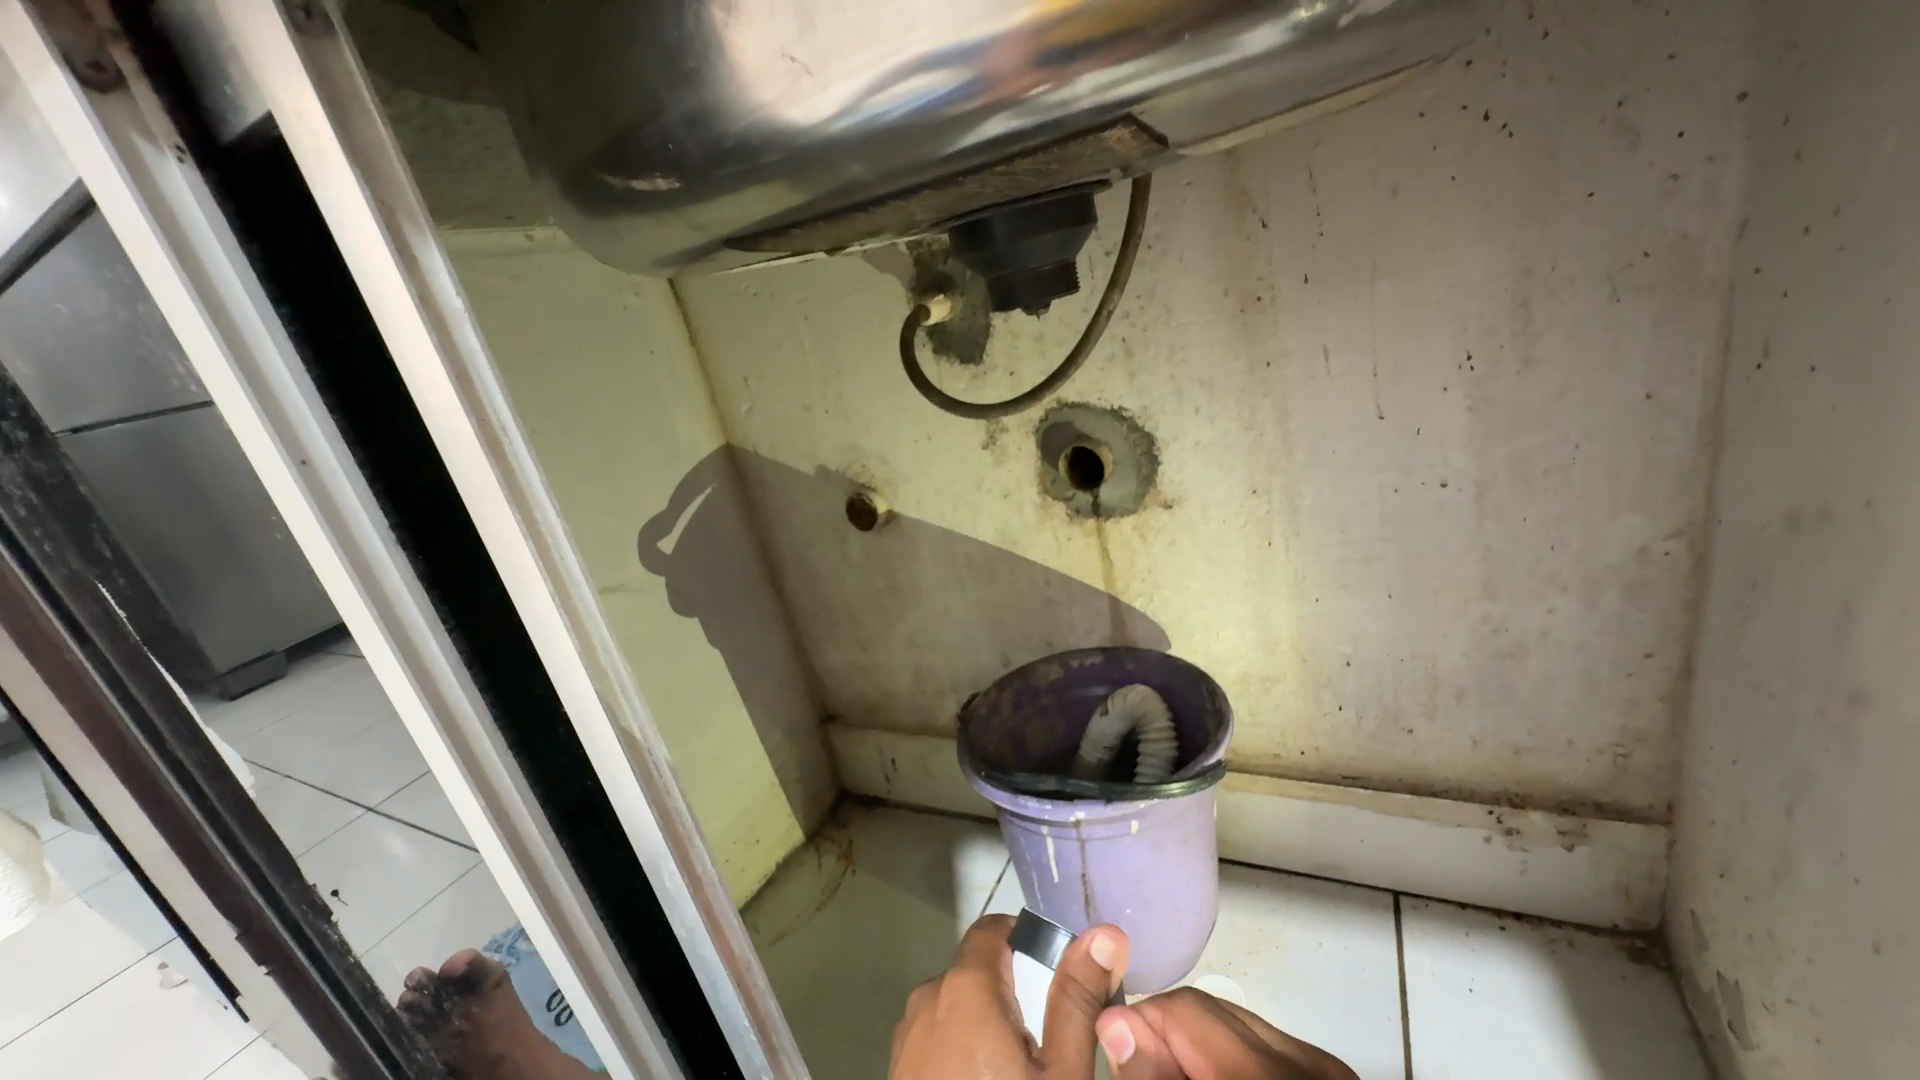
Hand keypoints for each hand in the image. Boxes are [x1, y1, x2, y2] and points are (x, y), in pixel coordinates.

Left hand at [889, 914, 1128, 1078]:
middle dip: (1014, 992)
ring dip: (989, 1025)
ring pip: (957, 1008)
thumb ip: (1079, 999)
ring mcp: (907, 1037)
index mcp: (965, 988)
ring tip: (1022, 1072)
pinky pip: (938, 1039)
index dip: (1028, 940)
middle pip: (977, 972)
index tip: (1058, 973)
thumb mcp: (1062, 1075)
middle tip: (1049, 1042)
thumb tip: (1105, 934)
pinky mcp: (898, 1070)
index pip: (994, 930)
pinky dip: (964, 1051)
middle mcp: (927, 1000)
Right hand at [1096, 987, 1359, 1079]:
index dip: (1140, 1028)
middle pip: (1206, 1009)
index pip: (1181, 1008)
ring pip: (1236, 1022)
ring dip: (1200, 1046)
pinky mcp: (1338, 1078)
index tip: (1121, 1061)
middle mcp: (1307, 1064)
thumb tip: (1115, 1024)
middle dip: (1167, 1037)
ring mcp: (1330, 1071)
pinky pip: (1268, 1043)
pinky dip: (1236, 1060)